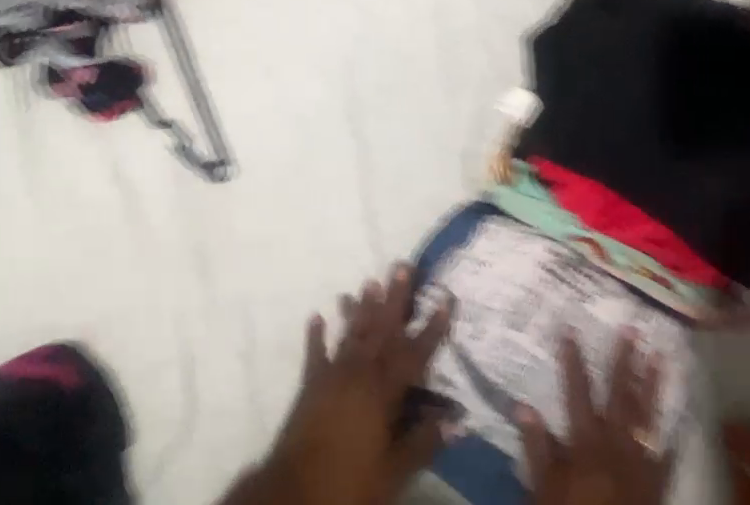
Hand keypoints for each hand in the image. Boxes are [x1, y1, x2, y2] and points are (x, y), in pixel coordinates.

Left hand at [260, 264, 456, 504]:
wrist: (293, 493)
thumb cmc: (349, 482)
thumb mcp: (394, 471)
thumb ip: (423, 443)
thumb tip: (456, 421)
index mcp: (383, 393)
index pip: (414, 354)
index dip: (431, 329)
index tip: (445, 300)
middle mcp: (359, 375)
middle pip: (381, 331)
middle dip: (394, 299)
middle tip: (402, 266)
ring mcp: (331, 378)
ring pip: (351, 335)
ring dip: (360, 309)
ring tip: (368, 282)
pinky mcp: (309, 388)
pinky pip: (315, 355)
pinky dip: (317, 335)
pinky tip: (318, 316)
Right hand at [519, 331, 672, 504]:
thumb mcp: (542, 487)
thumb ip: (536, 448)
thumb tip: (522, 406)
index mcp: (585, 442)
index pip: (577, 392)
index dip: (572, 360)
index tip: (570, 328)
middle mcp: (616, 444)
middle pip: (620, 395)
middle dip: (625, 360)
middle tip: (632, 329)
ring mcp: (641, 461)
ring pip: (648, 415)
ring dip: (654, 384)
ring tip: (662, 356)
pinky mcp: (658, 481)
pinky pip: (667, 451)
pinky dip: (672, 432)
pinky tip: (680, 413)